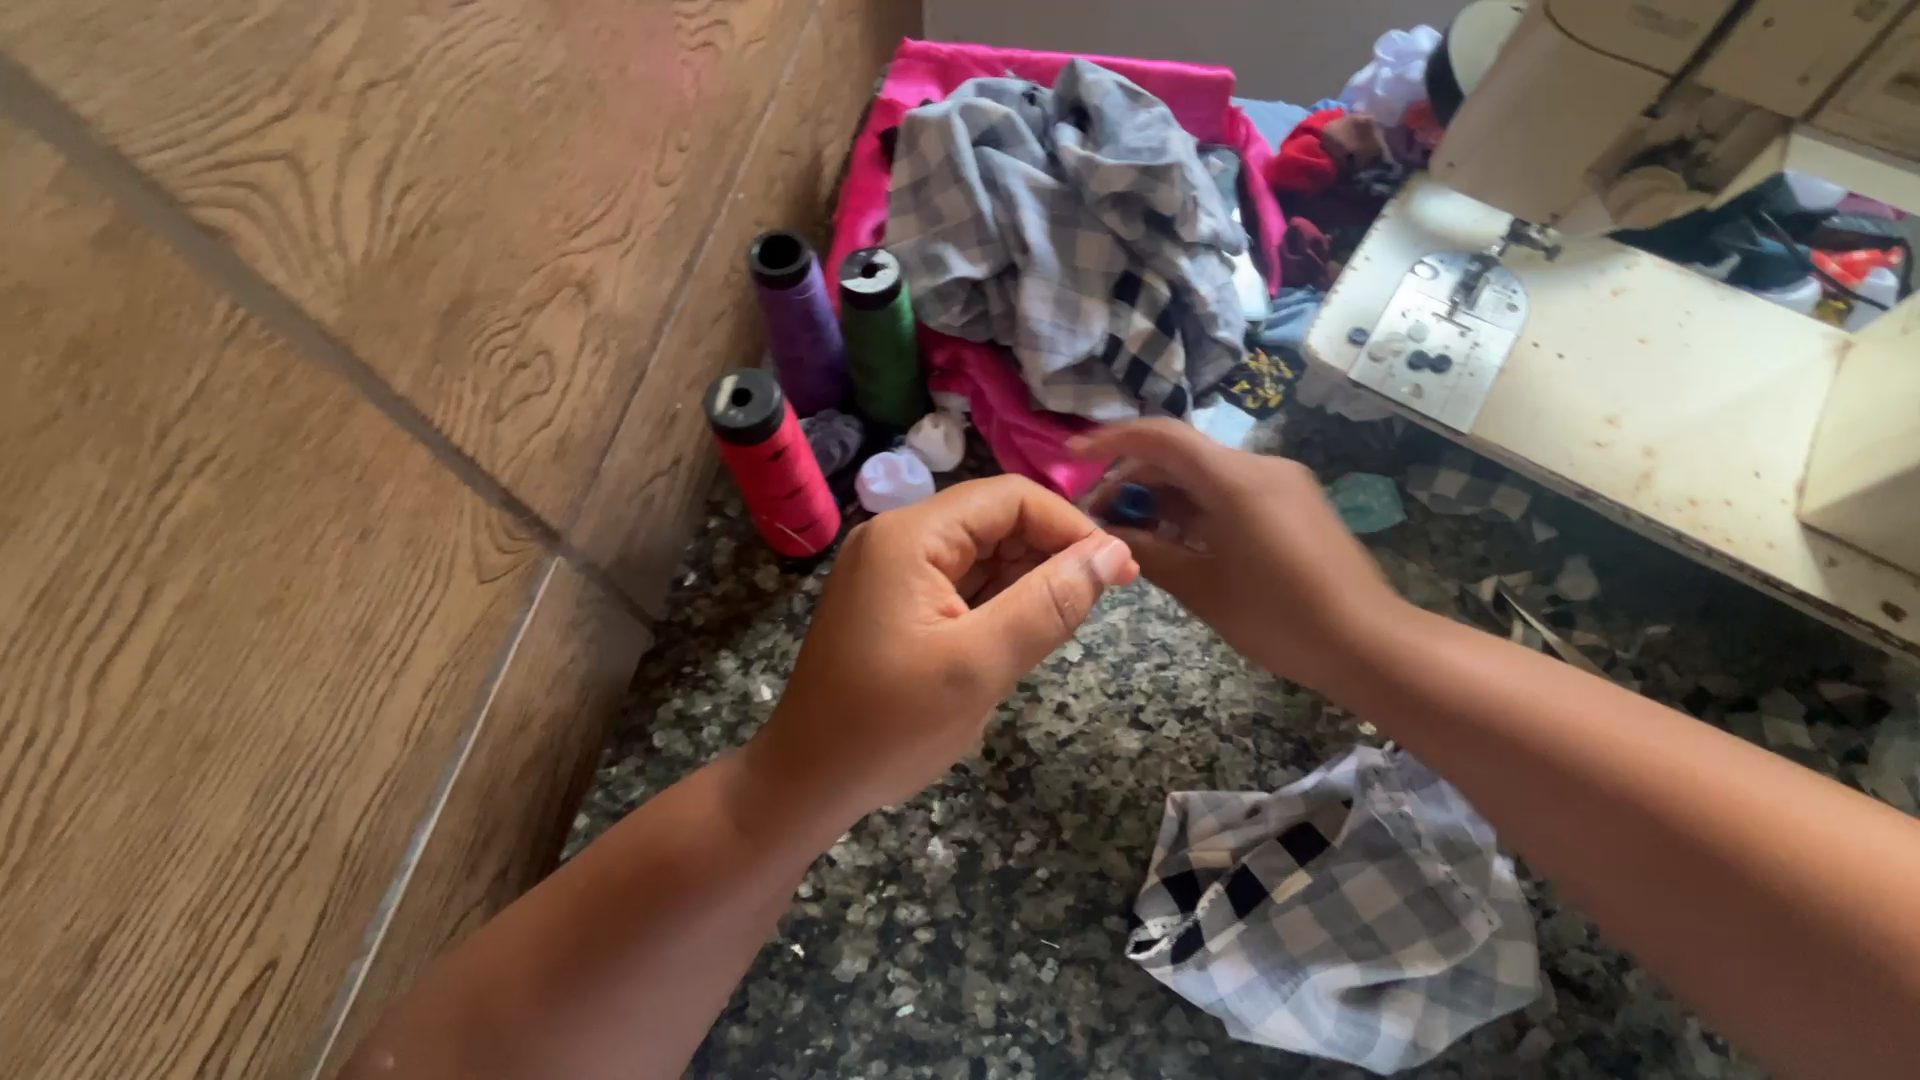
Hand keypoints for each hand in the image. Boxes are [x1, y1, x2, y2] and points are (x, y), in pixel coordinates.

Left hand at [739, 475, 1137, 835]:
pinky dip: (997, 600)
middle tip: (1096, 602)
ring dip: (1027, 579)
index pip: (1010, 499)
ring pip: (980, 553)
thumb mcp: (979, 665)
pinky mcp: (893, 602)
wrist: (806, 782)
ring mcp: (891, 571)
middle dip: (1050, 552)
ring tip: (1063, 621)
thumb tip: (1114, 553)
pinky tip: (1021, 631)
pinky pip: (959, 583)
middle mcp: (897, 539)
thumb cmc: (889, 727)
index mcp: (911, 537)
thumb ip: (1050, 603)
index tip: (1118, 572)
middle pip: (994, 520)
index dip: (1069, 527)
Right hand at [1073, 419, 1407, 693]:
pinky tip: (1176, 542)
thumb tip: (1104, 533)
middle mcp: (1260, 467)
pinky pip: (1230, 492)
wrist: (1369, 644)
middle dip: (1133, 479)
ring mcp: (1281, 483)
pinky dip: (1194, 509)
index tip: (1071, 458)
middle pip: (1180, 456)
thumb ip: (1146, 552)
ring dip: (1163, 497)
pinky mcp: (1293, 503)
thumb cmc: (1279, 619)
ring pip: (1204, 475)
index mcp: (1235, 480)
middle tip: (1097, 518)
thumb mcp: (1200, 588)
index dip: (1110, 441)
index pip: (1161, 437)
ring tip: (1131, 536)